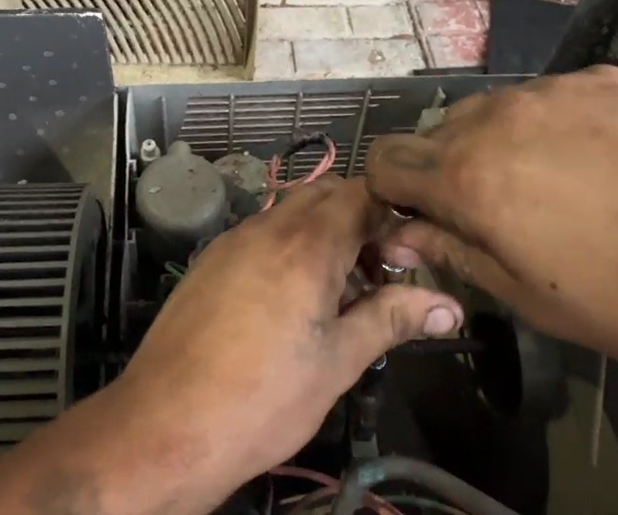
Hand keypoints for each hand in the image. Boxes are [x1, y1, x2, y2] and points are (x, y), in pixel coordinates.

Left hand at [114, 176, 462, 497]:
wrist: (168, 423)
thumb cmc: (265, 397)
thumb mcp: (339, 361)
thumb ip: (391, 320)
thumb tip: (449, 306)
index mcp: (307, 244)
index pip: (360, 194)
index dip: (392, 214)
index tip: (411, 255)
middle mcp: (267, 227)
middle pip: (325, 196)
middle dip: (360, 221)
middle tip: (381, 274)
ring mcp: (232, 240)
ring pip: (290, 213)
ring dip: (324, 235)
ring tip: (341, 295)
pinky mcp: (209, 260)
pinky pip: (261, 234)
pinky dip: (289, 248)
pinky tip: (294, 300)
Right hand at [366, 65, 617, 380]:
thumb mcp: (534, 299)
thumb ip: (455, 253)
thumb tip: (400, 235)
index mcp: (467, 176)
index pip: (385, 160)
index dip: (393, 193)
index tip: (423, 221)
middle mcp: (495, 117)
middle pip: (438, 133)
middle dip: (449, 170)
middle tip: (501, 216)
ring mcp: (552, 89)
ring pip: (494, 111)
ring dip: (501, 146)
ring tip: (562, 188)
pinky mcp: (603, 77)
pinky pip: (551, 99)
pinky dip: (555, 127)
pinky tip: (611, 164)